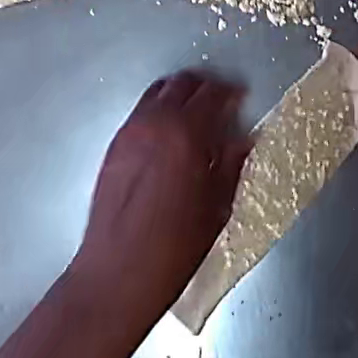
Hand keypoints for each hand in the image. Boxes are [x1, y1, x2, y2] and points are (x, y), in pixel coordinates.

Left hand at [71, 70, 250, 312]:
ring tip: (191, 113)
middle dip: (203, 87)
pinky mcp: (114, 145)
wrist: (116, 274)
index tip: (240, 98)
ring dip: (178, 94)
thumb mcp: (217, 207)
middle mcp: (157, 121)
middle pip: (183, 82)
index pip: (213, 93)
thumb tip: (242, 140)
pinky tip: (166, 134)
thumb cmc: (175, 246)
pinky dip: (157, 109)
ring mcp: (131, 130)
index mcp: (188, 132)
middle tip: (218, 101)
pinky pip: (140, 111)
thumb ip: (231, 165)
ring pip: (158, 91)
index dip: (230, 92)